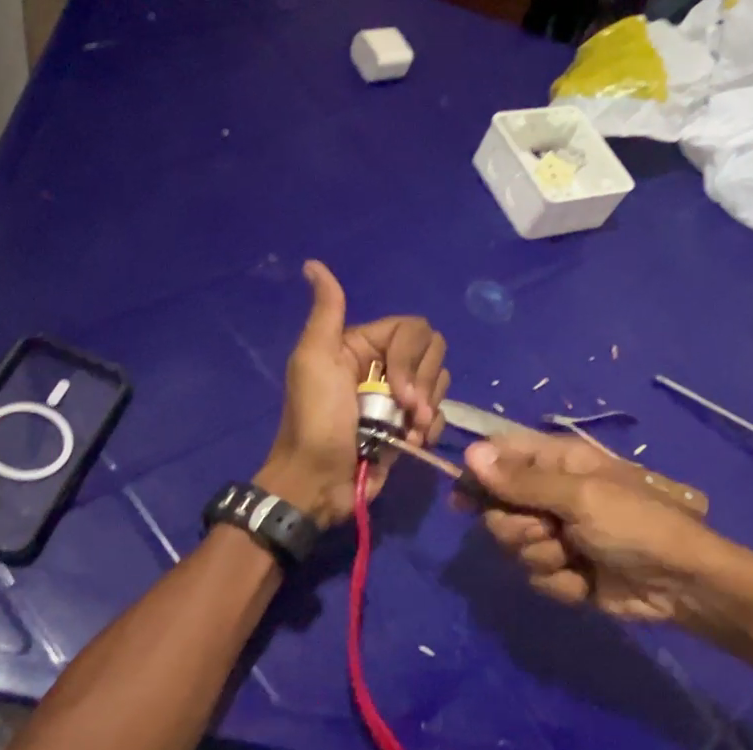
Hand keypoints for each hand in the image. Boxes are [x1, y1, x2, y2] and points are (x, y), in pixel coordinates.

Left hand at [256, 260, 448, 527]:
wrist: (318, 482)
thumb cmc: (315, 422)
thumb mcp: (313, 361)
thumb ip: (326, 313)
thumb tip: (313, 264)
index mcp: (360, 346)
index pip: (413, 329)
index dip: (410, 357)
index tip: (395, 388)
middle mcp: (382, 368)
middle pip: (432, 353)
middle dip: (423, 383)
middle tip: (404, 409)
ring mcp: (397, 400)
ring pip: (439, 384)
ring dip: (427, 409)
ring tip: (405, 431)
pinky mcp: (408, 429)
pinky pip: (438, 416)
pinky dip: (430, 429)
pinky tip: (411, 443)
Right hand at [464, 433, 735, 623]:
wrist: (679, 584)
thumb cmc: (636, 525)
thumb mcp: (580, 497)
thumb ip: (522, 481)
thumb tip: (470, 453)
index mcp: (559, 463)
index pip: (501, 457)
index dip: (478, 475)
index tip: (463, 499)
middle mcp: (551, 495)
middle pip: (497, 509)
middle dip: (516, 528)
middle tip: (546, 531)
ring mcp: (556, 535)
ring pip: (512, 547)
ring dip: (541, 558)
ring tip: (573, 558)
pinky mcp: (562, 571)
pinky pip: (533, 576)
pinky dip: (558, 583)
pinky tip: (583, 582)